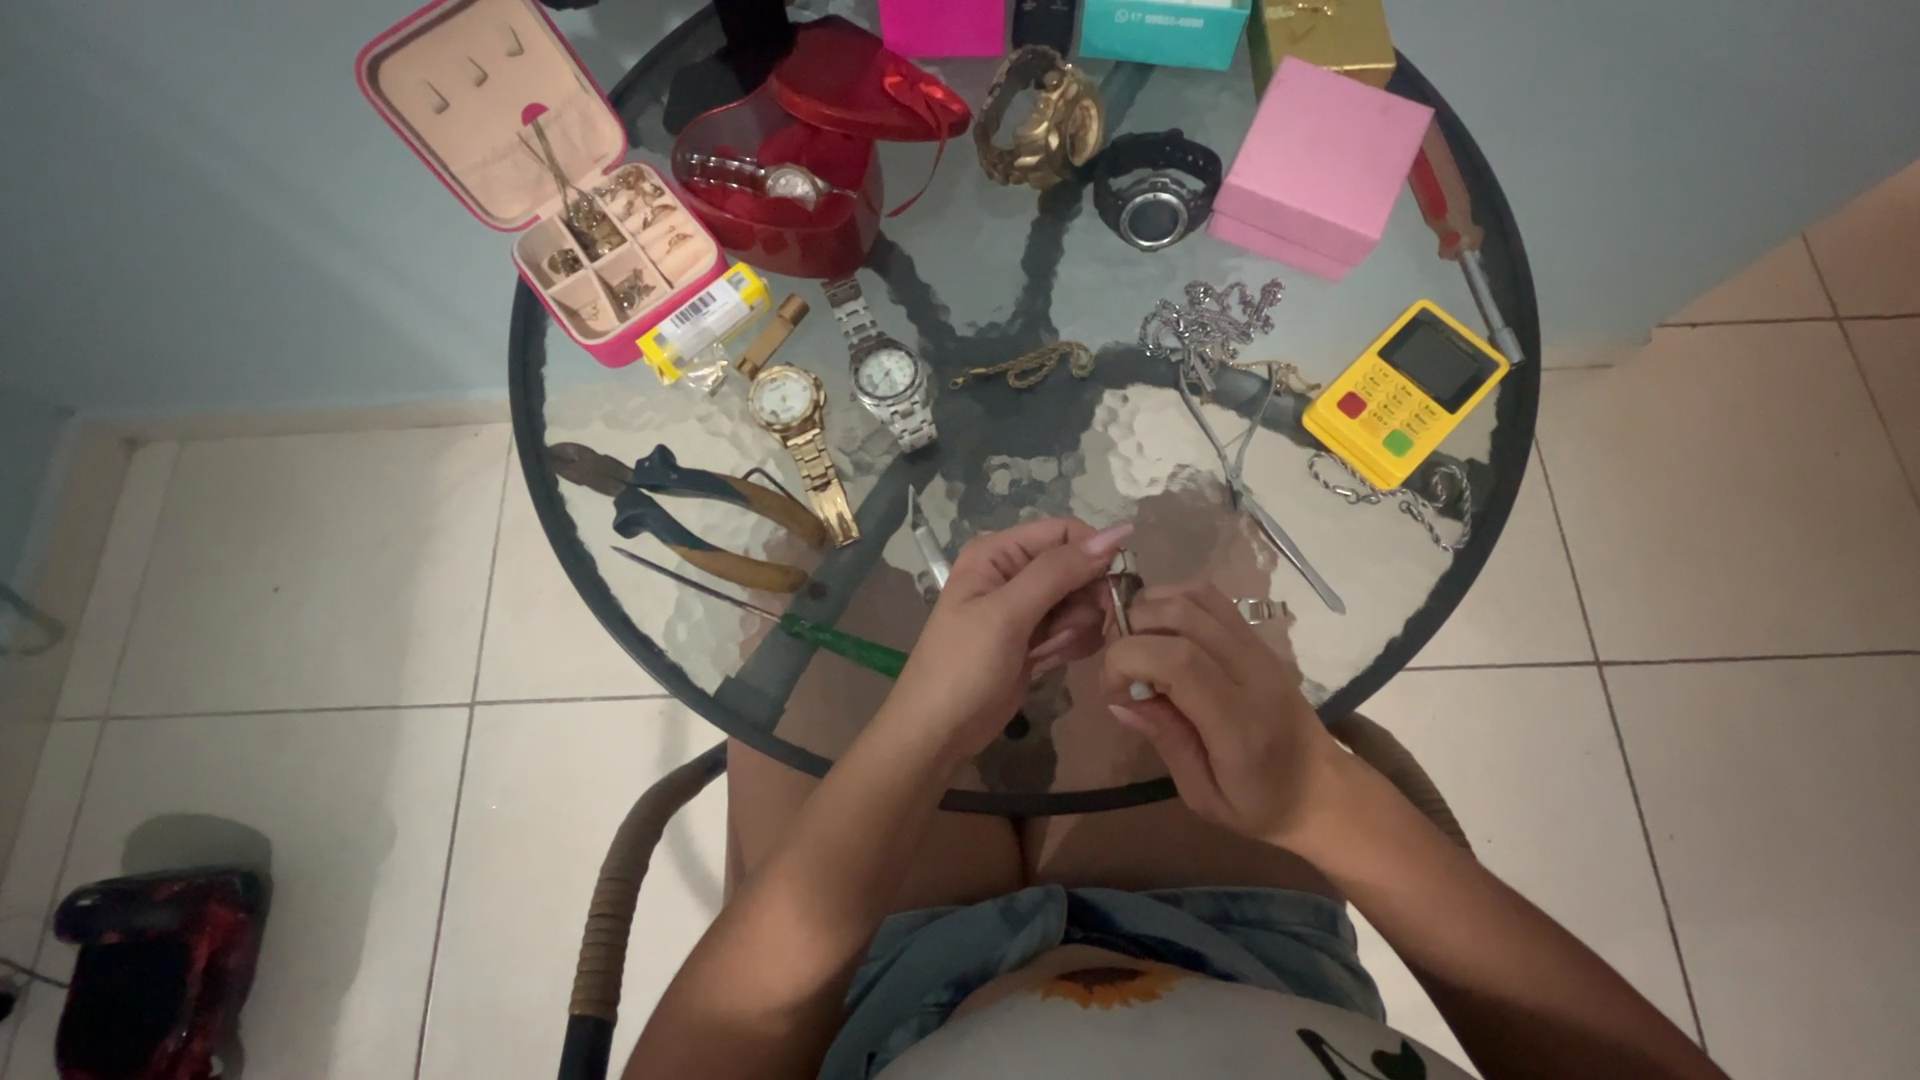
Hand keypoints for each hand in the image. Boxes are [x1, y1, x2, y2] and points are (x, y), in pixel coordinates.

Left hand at [882, 517, 1132, 768]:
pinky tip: (1048, 662)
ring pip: (1081, 601)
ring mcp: (1025, 608)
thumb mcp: (1007, 614)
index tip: (1111, 588)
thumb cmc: (963, 667)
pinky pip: (1074, 629)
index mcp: (998, 552)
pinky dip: (1070, 644)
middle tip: (1065, 629)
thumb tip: (1117, 532)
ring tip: (1046, 650)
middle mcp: (1012, 572)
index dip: (1094, 555)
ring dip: (1076, 627)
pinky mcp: (1036, 639)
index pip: (1065, 533)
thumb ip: (1059, 571)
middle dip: (1083, 599)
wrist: (939, 732)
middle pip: (1078, 567)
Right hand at [1100, 581, 1345, 846]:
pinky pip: (1210, 597)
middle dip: (1130, 632)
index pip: (1178, 660)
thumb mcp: (1204, 796)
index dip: (1127, 659)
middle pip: (1180, 615)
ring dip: (1149, 610)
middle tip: (1120, 670)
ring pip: (1194, 596)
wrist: (1324, 791)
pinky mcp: (1259, 638)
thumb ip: (1165, 740)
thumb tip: (1118, 699)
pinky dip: (1173, 602)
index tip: (1112, 691)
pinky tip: (1160, 633)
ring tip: (1136, 647)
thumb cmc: (1261, 805)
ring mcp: (1260, 648)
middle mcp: (1253, 672)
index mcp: (1240, 723)